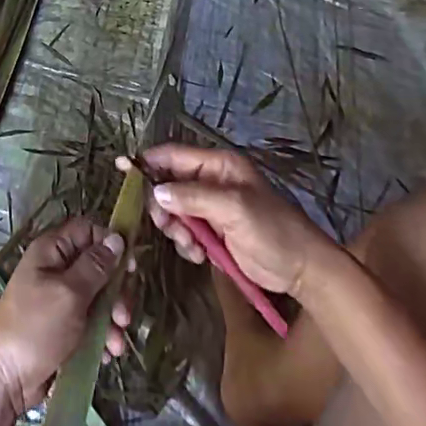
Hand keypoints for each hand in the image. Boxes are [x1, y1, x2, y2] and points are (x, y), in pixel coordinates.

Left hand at [0, 219, 131, 414]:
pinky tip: (107, 354)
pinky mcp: (64, 326)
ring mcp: (59, 298)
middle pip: (98, 266)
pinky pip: (91, 321)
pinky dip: (102, 335)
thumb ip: (95, 266)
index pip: (87, 230)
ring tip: (116, 343)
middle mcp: (56, 269)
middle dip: (116, 290)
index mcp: (51, 250)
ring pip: (99, 296)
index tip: (130, 266)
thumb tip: (117, 238)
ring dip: (112, 318)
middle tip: (124, 314)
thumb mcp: (69, 293)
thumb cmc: (36, 328)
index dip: (110, 243)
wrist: (6, 380)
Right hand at [131, 145, 334, 296]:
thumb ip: (194, 197)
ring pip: (174, 210)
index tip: (122, 168)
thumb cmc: (272, 230)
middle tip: (167, 226)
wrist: (303, 270)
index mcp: (219, 165)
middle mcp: (212, 181)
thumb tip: (156, 190)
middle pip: (169, 184)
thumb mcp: (234, 209)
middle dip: (163, 205)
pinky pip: (186, 231)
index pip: (174, 155)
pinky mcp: (214, 231)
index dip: (148, 161)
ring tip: (190, 245)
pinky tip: (199, 254)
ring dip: (175, 229)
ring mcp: (212, 207)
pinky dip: (186, 243)